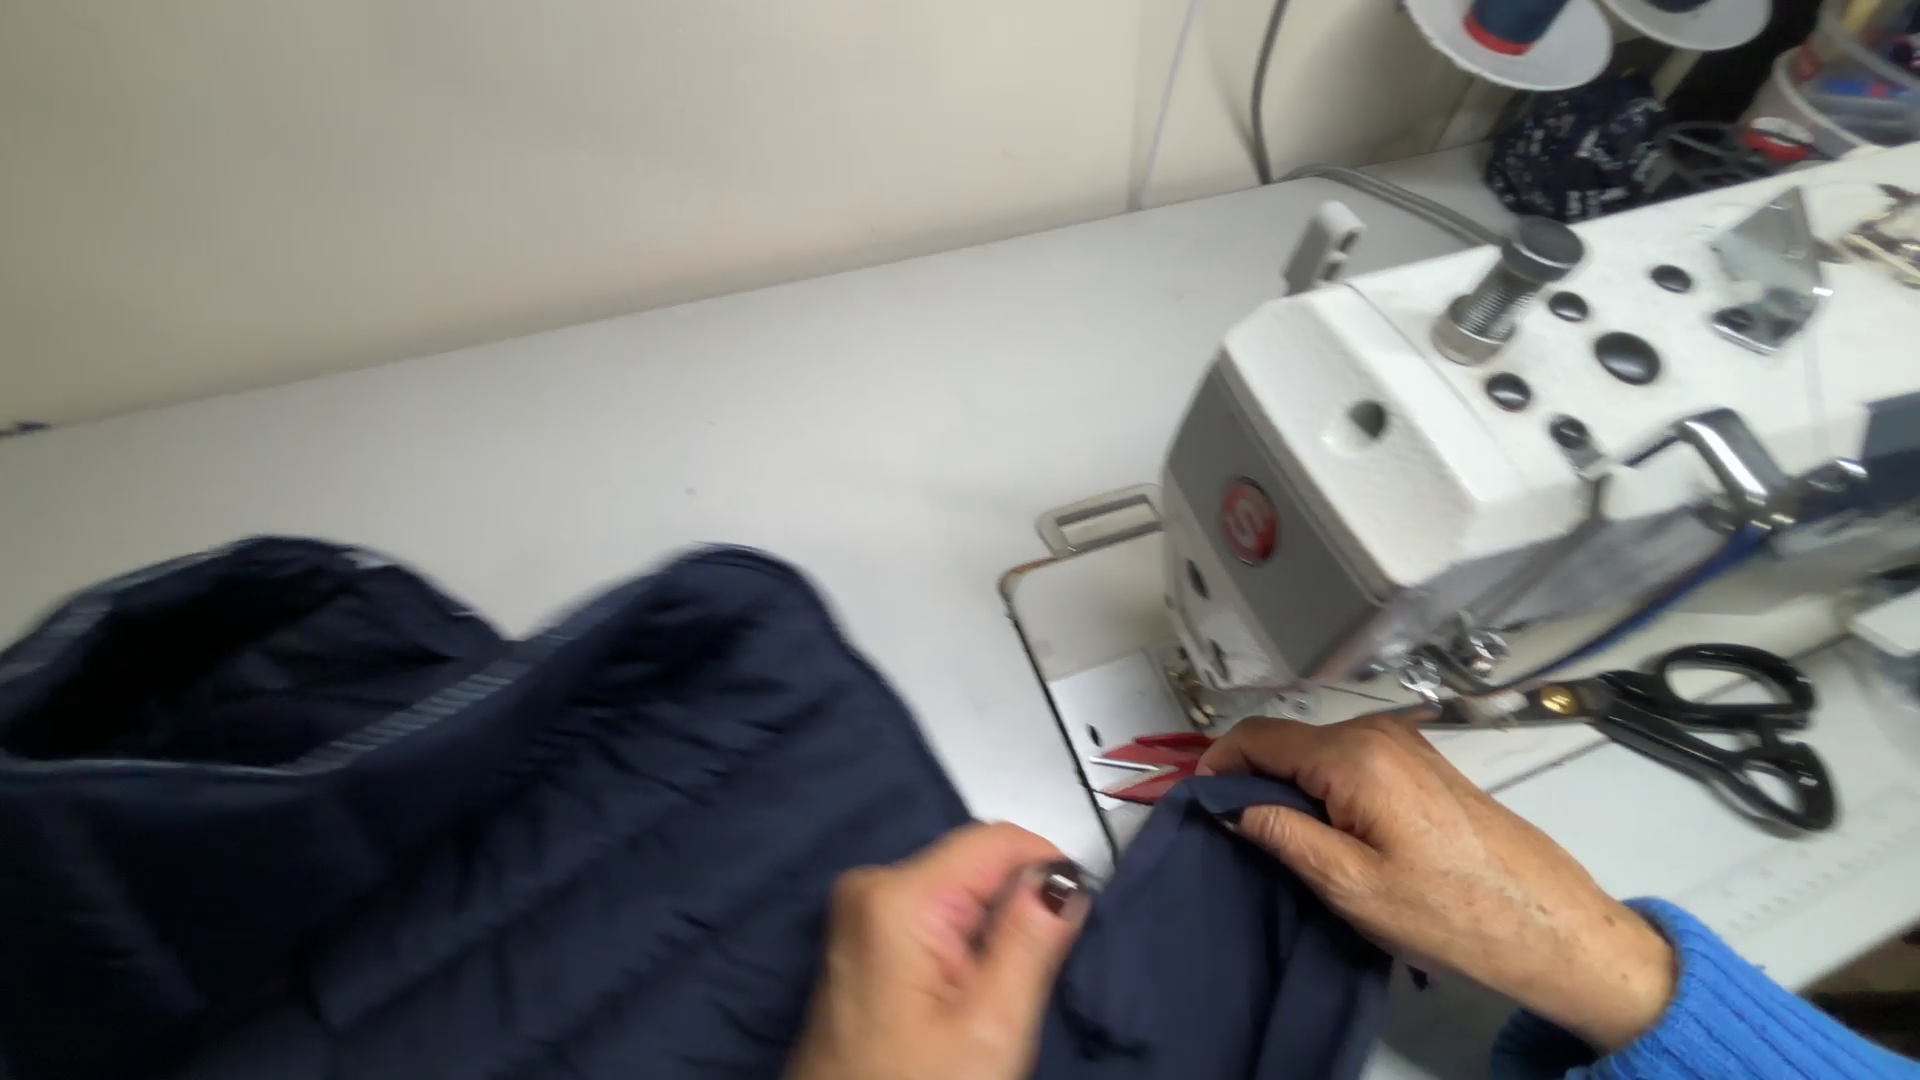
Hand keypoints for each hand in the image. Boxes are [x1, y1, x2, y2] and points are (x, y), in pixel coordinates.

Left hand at [783, 822, 1088, 1079]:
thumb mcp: (991, 1027)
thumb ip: (1031, 939)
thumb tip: (1062, 875)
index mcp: (898, 895)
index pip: (995, 839)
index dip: (1045, 867)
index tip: (1073, 915)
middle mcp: (871, 885)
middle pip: (974, 862)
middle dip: (1014, 906)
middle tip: (1023, 978)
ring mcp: (860, 909)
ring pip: (957, 888)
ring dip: (988, 928)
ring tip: (988, 994)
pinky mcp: (861, 934)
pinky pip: (931, 912)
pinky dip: (960, 940)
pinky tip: (959, 993)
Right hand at [1200, 713, 1674, 1051]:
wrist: (1560, 930)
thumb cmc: (1450, 913)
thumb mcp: (1351, 885)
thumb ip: (1281, 834)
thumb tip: (1230, 804)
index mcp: (1353, 756)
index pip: (1259, 736)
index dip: (1220, 760)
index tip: (1202, 795)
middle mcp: (1375, 732)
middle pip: (1287, 737)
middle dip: (1252, 771)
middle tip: (1237, 820)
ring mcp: (1402, 741)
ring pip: (1315, 747)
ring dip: (1287, 778)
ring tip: (1280, 829)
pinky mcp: (1420, 759)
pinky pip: (1348, 756)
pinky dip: (1320, 779)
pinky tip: (1328, 821)